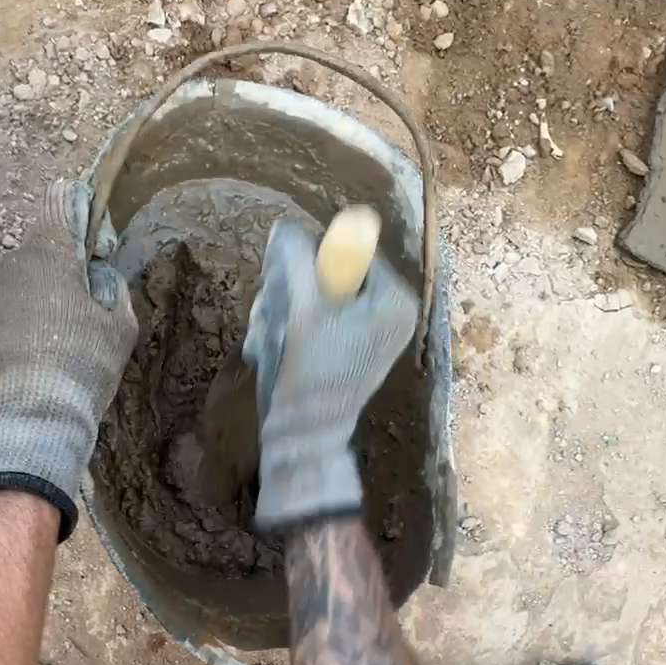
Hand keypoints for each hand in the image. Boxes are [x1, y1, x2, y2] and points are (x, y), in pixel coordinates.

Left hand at [0, 181, 138, 542]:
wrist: (33, 416)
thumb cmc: (85, 365)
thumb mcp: (120, 327)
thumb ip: (113, 288)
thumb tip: (100, 274)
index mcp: (49, 252)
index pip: (59, 205)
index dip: (76, 209)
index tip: (89, 231)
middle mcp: (10, 261)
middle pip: (41, 252)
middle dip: (60, 270)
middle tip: (82, 307)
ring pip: (20, 281)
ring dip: (38, 297)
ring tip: (58, 340)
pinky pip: (4, 308)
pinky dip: (19, 320)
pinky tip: (35, 352)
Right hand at [244, 216, 418, 528]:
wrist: (305, 437)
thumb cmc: (314, 374)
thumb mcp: (306, 310)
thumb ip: (299, 261)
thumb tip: (286, 227)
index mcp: (395, 301)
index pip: (351, 254)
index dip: (312, 263)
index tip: (287, 285)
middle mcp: (388, 316)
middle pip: (329, 276)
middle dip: (291, 293)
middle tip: (274, 314)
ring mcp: (366, 337)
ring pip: (313, 299)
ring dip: (280, 312)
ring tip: (270, 338)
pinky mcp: (344, 355)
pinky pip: (312, 323)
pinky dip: (287, 331)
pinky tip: (272, 349)